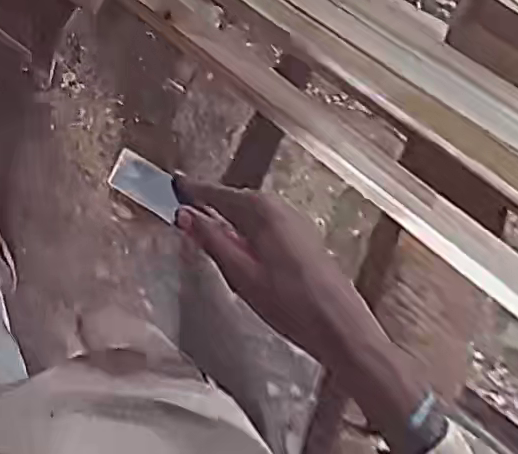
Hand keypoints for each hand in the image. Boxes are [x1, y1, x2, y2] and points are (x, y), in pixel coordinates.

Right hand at [175, 179, 429, 444]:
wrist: (347, 334)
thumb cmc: (292, 306)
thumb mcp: (240, 275)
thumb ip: (210, 239)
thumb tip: (184, 214)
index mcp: (259, 209)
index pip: (213, 192)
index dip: (189, 190)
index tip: (170, 184)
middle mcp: (277, 207)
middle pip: (231, 200)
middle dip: (208, 208)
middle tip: (185, 217)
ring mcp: (294, 221)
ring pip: (248, 214)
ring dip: (228, 221)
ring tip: (210, 238)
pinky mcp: (304, 237)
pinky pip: (264, 224)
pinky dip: (246, 231)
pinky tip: (242, 253)